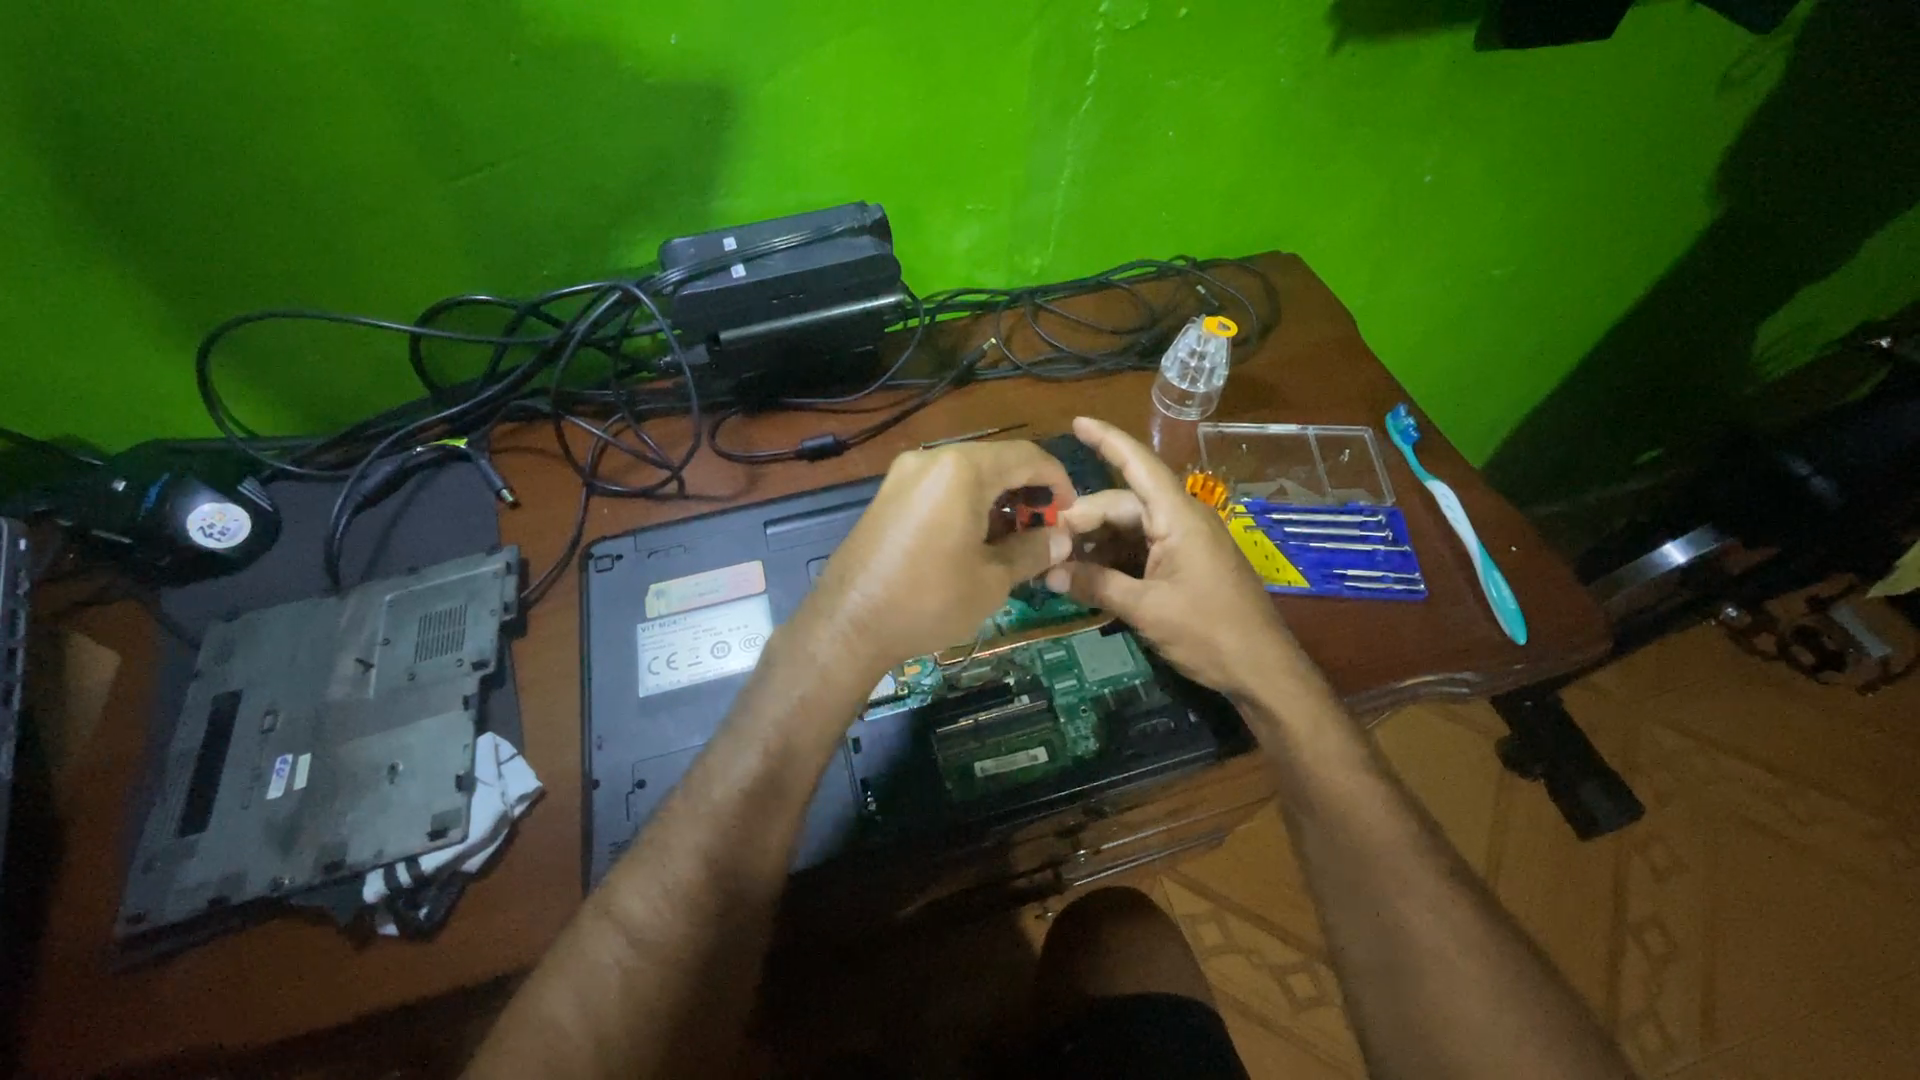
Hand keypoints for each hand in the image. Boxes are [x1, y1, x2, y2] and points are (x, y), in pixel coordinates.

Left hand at [801, 440, 1076, 675]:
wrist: (848, 624)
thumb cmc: (928, 600)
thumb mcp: (992, 579)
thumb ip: (1032, 550)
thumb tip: (1061, 539)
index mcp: (962, 469)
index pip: (1028, 457)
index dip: (1058, 481)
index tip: (1071, 512)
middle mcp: (932, 460)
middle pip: (996, 463)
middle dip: (1027, 493)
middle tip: (1044, 531)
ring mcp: (904, 476)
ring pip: (967, 477)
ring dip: (997, 501)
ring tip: (1014, 542)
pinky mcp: (888, 497)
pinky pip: (940, 490)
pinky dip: (967, 506)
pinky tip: (976, 542)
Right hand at [1044, 416, 1314, 701]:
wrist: (1262, 670)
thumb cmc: (1209, 632)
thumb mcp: (1146, 609)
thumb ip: (1096, 585)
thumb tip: (1048, 573)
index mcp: (1178, 517)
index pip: (1138, 464)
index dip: (1107, 440)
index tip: (1076, 422)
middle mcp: (1181, 521)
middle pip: (1123, 504)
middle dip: (1083, 519)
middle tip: (1044, 542)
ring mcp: (1185, 544)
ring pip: (1129, 529)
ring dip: (1095, 543)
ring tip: (1057, 561)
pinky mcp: (1185, 566)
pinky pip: (1141, 551)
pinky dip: (1113, 559)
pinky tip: (1086, 575)